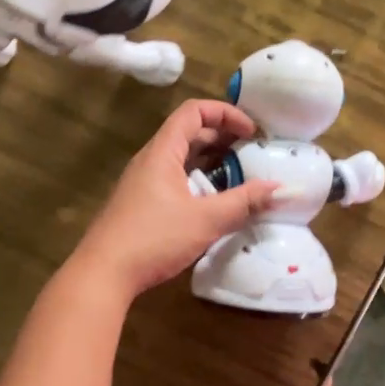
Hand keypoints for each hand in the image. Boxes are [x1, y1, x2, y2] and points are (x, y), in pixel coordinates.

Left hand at [72, 100, 280, 297]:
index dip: (226, 114)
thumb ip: (244, 202)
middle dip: (223, 139)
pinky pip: (174, 181)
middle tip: (253, 154)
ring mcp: (143, 183)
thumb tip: (282, 188)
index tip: (252, 133)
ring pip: (182, 160)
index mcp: (162, 152)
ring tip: (241, 178)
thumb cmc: (153, 238)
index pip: (194, 112)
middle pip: (188, 134)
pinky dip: (198, 182)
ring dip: (211, 163)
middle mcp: (150, 160)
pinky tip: (215, 205)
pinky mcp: (141, 205)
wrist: (102, 274)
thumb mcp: (205, 220)